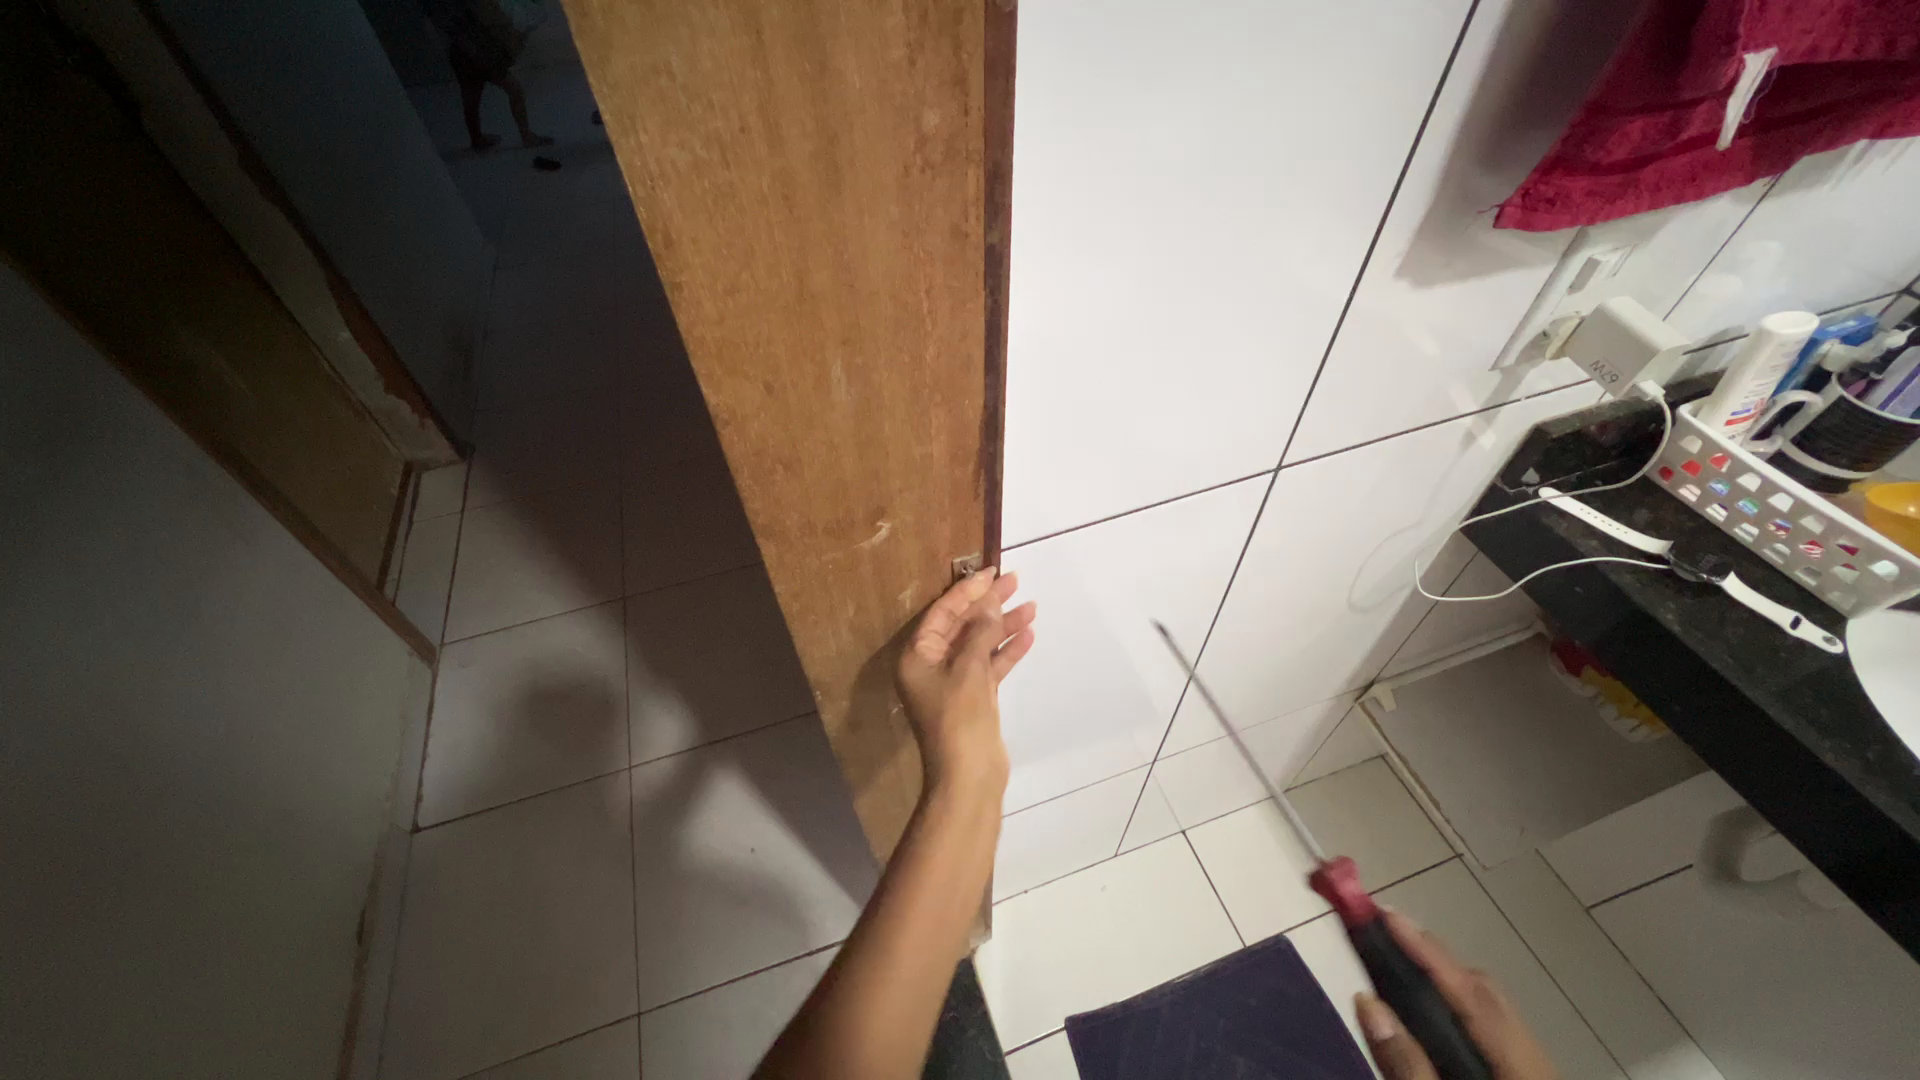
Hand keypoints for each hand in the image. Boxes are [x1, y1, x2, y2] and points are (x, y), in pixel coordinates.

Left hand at [895, 568, 1036, 796]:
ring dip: (1003, 625)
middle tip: (1016, 581)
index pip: (943, 612)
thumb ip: (980, 632)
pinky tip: (1028, 635)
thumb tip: (989, 603)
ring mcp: (954, 682)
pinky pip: (990, 665)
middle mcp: (931, 665)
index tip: (992, 572)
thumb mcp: (969, 668)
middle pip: (962, 624)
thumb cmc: (960, 718)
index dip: (968, 590)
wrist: (969, 775)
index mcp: (918, 655)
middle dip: (989, 603)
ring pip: (980, 644)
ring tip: (1032, 606)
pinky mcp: (974, 697)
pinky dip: (1007, 651)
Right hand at [1356, 912, 1558, 1079]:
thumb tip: (1368, 1002)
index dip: (1425, 950)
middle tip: (1383, 936)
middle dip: (1435, 958)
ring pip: (1495, 1012)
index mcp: (1521, 1070)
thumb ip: (1409, 1067)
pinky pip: (1496, 1034)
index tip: (1385, 914)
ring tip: (1399, 966)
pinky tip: (1432, 1019)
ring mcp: (1538, 1074)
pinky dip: (1460, 1011)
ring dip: (1447, 982)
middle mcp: (1537, 1065)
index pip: (1469, 994)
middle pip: (1488, 994)